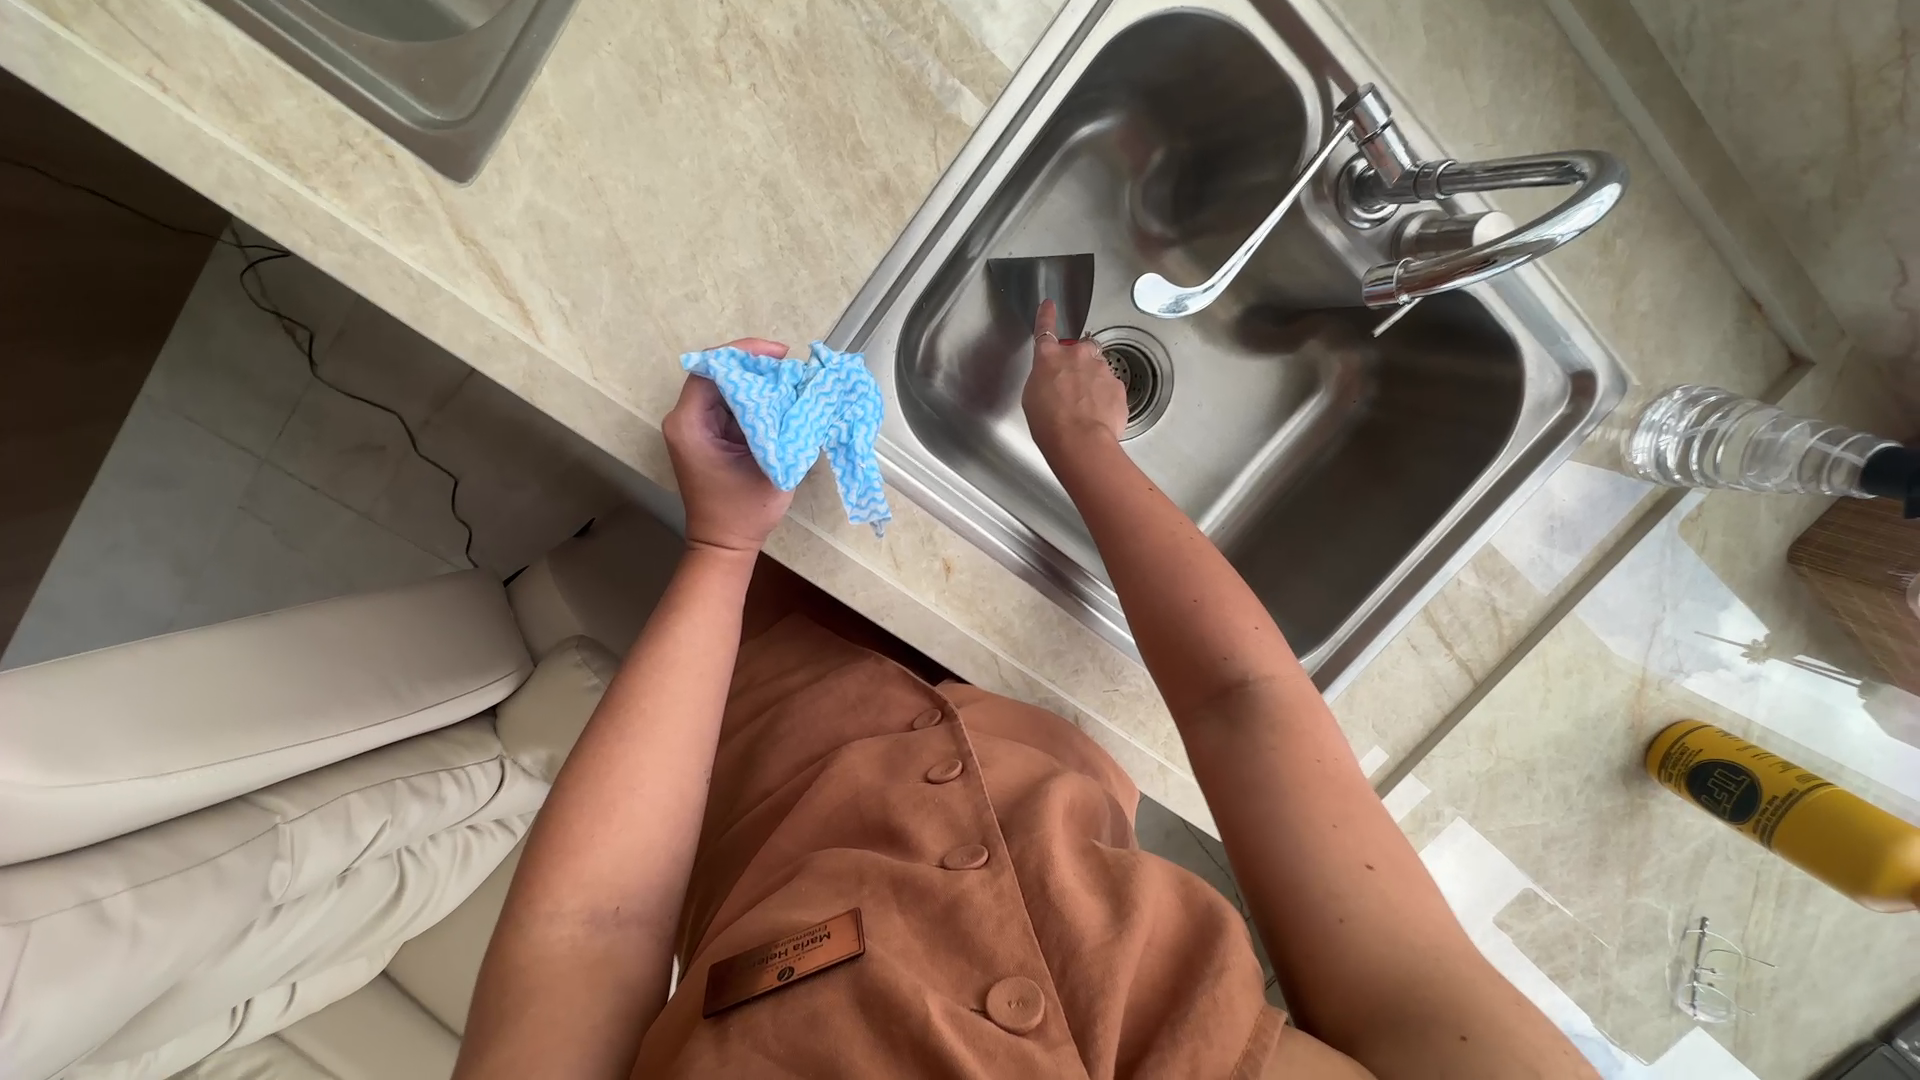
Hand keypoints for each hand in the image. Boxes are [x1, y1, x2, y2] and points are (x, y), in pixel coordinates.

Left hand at [664, 338, 795, 554]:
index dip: (745, 354)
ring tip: (791, 382)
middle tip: (791, 368)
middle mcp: (686, 420)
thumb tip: (800, 390)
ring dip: (759, 383)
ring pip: (728, 388)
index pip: (712, 369)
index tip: (781, 355)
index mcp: (690, 424)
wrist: (725, 546)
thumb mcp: (769, 465)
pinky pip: (732, 406)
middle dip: (757, 367)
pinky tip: (782, 402)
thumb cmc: (743, 513)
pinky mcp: (709, 436)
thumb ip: (781, 425)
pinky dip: (757, 401)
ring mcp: (696, 428)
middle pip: (719, 374)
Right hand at [1022, 299, 1126, 456]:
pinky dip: (1105, 400)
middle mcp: (1077, 356)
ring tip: (1084, 410)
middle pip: (1080, 350)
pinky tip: (1096, 417)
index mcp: (1049, 357)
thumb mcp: (1031, 398)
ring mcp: (1100, 369)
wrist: (1080, 441)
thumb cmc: (1050, 424)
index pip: (1045, 329)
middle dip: (1078, 364)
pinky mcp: (1118, 386)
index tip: (1049, 305)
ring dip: (1093, 384)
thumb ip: (1042, 379)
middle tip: (1072, 388)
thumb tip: (1051, 379)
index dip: (1046, 316)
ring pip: (1098, 370)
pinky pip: (1110, 389)